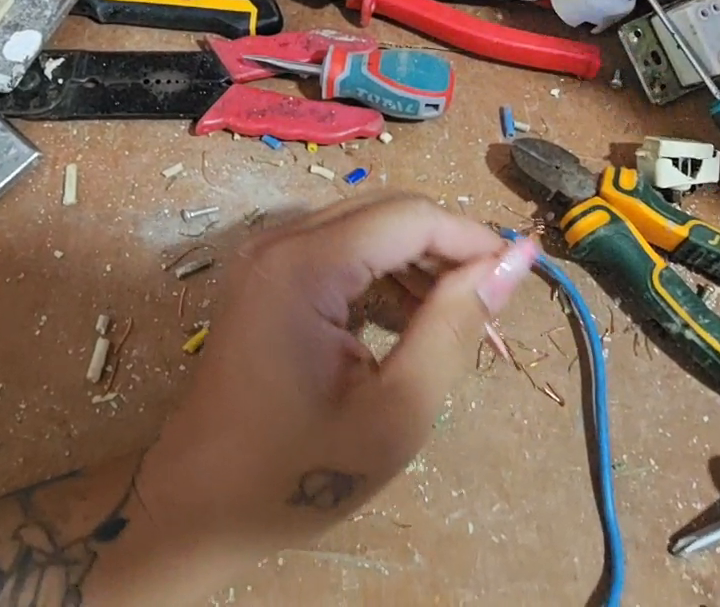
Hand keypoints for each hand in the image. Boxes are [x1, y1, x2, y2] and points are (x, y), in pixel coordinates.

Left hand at [134, 195, 537, 557]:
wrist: (198, 506)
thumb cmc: (298, 472)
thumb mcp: (396, 410)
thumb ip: (455, 325)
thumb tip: (516, 260)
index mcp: (305, 264)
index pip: (412, 216)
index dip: (474, 239)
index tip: (521, 279)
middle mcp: (281, 239)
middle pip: (389, 213)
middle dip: (448, 253)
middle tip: (492, 312)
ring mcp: (267, 254)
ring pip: (368, 228)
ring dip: (420, 266)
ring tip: (461, 326)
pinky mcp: (267, 274)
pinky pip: (341, 252)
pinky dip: (383, 278)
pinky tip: (411, 325)